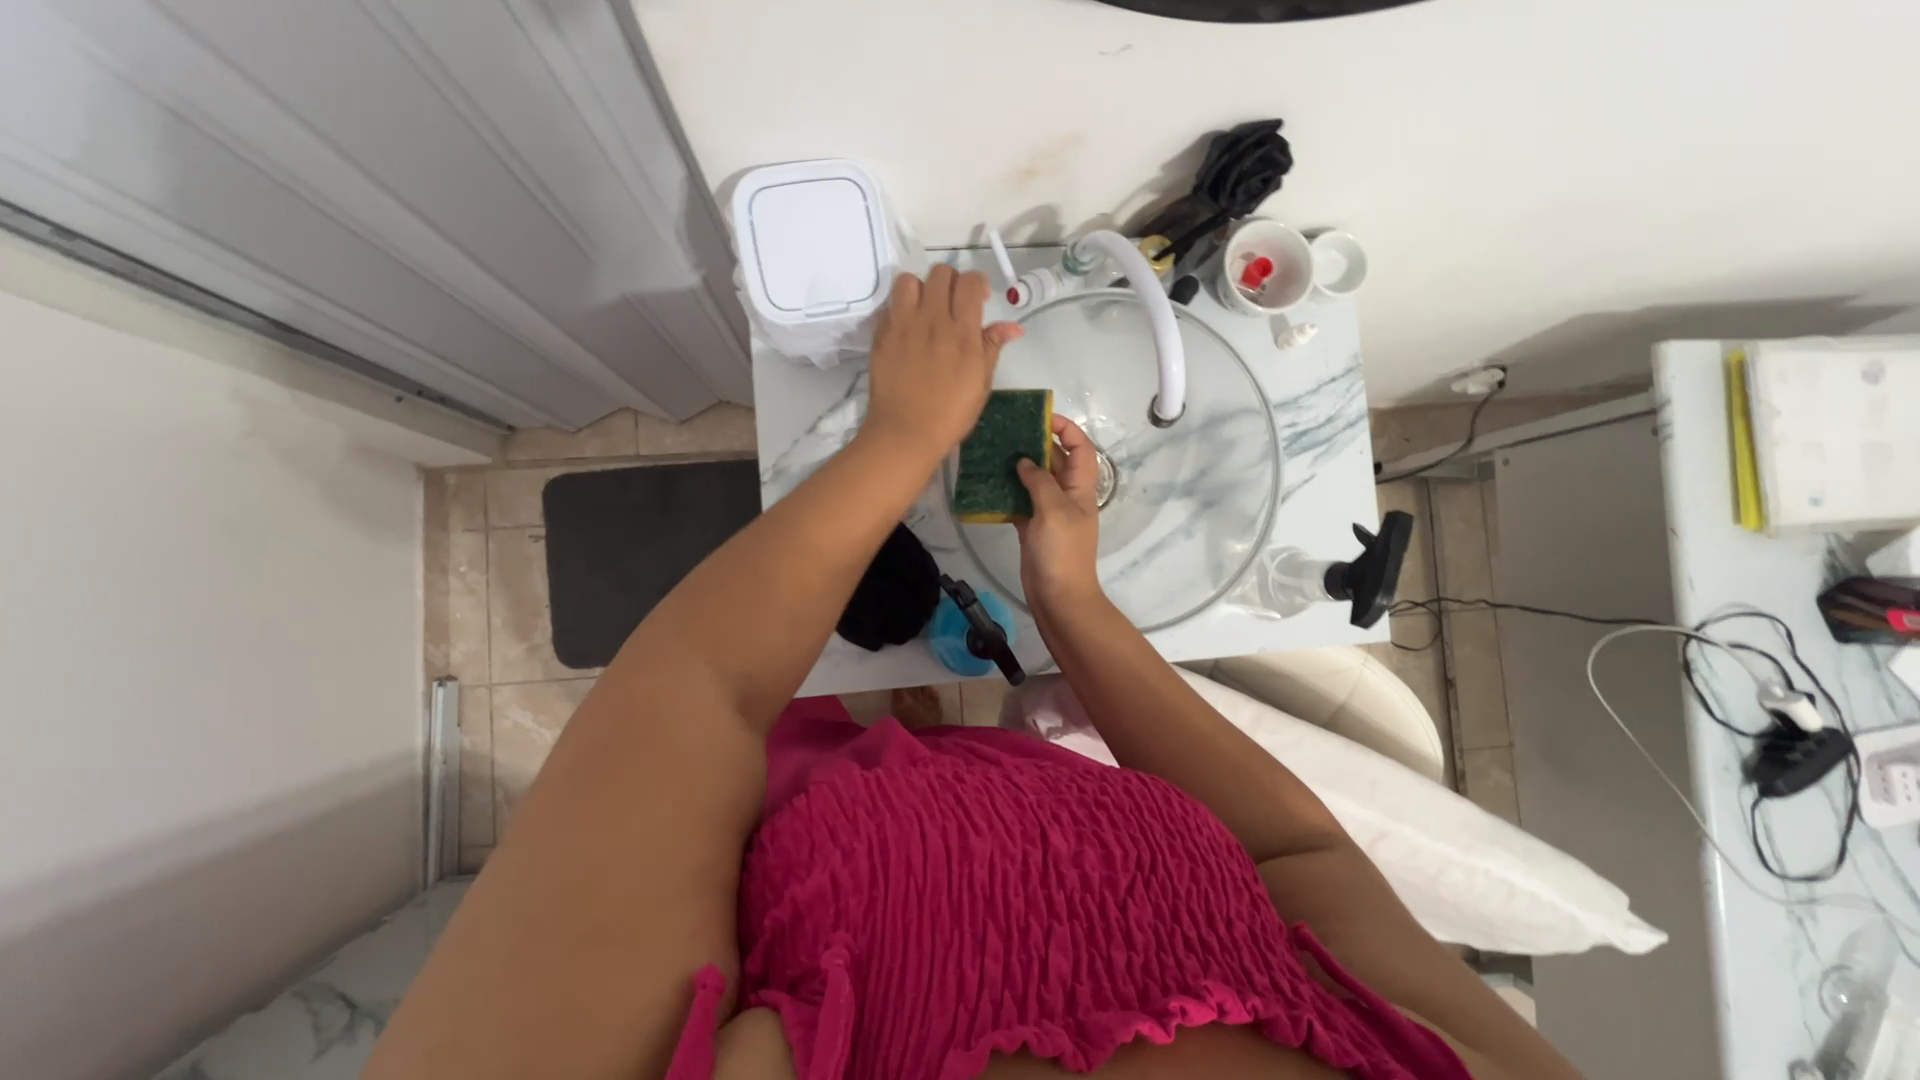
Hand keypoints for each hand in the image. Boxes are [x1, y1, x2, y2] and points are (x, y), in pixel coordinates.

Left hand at [861, 266, 1021, 461]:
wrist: (905, 433)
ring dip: (920, 289)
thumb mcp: (980, 383)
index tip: (978, 299)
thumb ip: (992, 347)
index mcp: (963, 333)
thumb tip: (1013, 326)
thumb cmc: (950, 414)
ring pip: (909, 280)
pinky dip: (900, 308)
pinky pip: (889, 305)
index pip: (970, 282)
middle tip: (952, 304)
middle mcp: (933, 320)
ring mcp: (903, 325)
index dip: (977, 283)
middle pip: (940, 273)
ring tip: (924, 309)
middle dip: (950, 282)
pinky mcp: (881, 335)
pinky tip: (906, 328)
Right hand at [1014, 415, 1103, 612]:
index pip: (1081, 448)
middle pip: (1056, 461)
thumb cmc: (1063, 552)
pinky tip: (988, 483)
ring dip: (1018, 466)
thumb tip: (1025, 462)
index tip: (1042, 418)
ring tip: (995, 451)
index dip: (1067, 429)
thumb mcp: (1054, 510)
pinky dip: (1007, 492)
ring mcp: (1049, 513)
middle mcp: (1067, 496)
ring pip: (1035, 480)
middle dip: (1036, 444)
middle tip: (1009, 431)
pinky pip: (1020, 502)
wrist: (1058, 596)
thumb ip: (1040, 482)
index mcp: (1081, 489)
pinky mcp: (1032, 527)